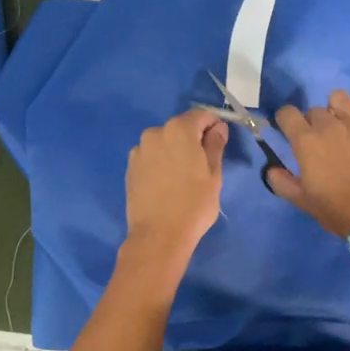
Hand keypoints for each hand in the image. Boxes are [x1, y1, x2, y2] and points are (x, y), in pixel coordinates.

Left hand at [124, 108, 227, 264]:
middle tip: (202, 165)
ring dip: (174, 152)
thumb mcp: (213, 175)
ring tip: (181, 178)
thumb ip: (215, 145)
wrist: (158, 235)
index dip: (213, 125)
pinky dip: (160, 164)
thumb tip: (217, 128)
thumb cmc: (194, 205)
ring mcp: (139, 150)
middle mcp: (155, 133)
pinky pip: (150, 158)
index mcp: (179, 130)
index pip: (200, 115)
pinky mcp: (130, 168)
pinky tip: (166, 185)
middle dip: (192, 140)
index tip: (219, 141)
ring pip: (163, 143)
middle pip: (179, 128)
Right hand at [267, 75, 349, 237]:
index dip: (286, 121)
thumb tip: (270, 169)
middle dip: (314, 124)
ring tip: (343, 124)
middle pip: (314, 111)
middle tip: (324, 144)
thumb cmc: (337, 210)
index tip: (291, 133)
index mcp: (305, 141)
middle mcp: (327, 124)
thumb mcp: (303, 201)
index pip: (287, 113)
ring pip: (338, 97)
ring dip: (336, 108)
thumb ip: (282, 183)